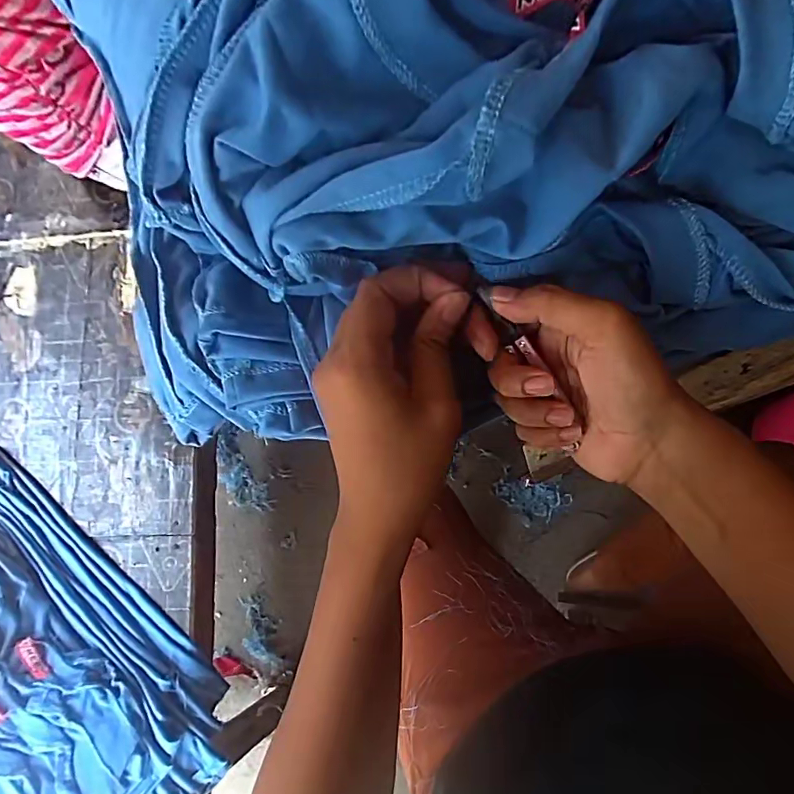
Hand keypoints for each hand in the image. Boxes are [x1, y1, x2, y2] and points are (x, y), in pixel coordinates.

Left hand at [313, 266, 472, 537]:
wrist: (377, 513)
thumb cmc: (411, 465)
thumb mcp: (435, 402)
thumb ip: (437, 342)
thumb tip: (451, 298)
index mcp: (354, 360)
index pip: (378, 290)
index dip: (419, 279)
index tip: (458, 292)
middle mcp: (332, 357)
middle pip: (370, 300)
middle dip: (418, 291)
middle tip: (463, 299)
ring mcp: (330, 371)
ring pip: (368, 318)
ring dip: (408, 310)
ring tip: (453, 316)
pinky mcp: (338, 384)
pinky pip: (365, 340)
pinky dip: (396, 331)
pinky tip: (428, 338)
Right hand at [482, 284, 696, 485]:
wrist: (651, 442)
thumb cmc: (633, 378)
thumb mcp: (601, 325)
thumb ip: (549, 303)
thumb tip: (495, 294)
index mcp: (557, 326)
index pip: (504, 318)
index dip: (488, 331)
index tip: (493, 347)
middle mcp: (546, 357)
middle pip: (498, 366)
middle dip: (518, 382)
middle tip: (550, 387)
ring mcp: (545, 395)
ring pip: (506, 401)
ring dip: (537, 412)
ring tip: (571, 417)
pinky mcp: (545, 427)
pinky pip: (520, 429)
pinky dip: (546, 434)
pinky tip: (574, 433)